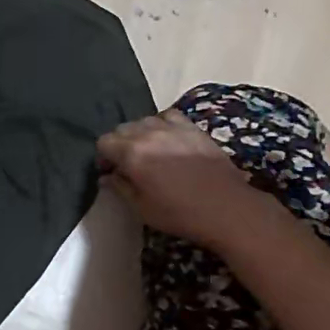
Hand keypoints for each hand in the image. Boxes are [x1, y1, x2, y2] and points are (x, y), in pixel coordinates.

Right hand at [96, 109, 286, 250]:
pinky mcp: (193, 128)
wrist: (226, 207)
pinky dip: (162, 124)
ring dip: (140, 133)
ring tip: (148, 152)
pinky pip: (168, 116)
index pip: (104, 142)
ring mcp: (173, 127)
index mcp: (132, 153)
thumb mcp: (142, 208)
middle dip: (119, 144)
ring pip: (144, 120)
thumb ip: (121, 187)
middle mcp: (149, 133)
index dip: (103, 157)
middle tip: (127, 165)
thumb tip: (106, 176)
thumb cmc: (180, 213)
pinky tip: (167, 139)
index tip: (110, 172)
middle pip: (122, 128)